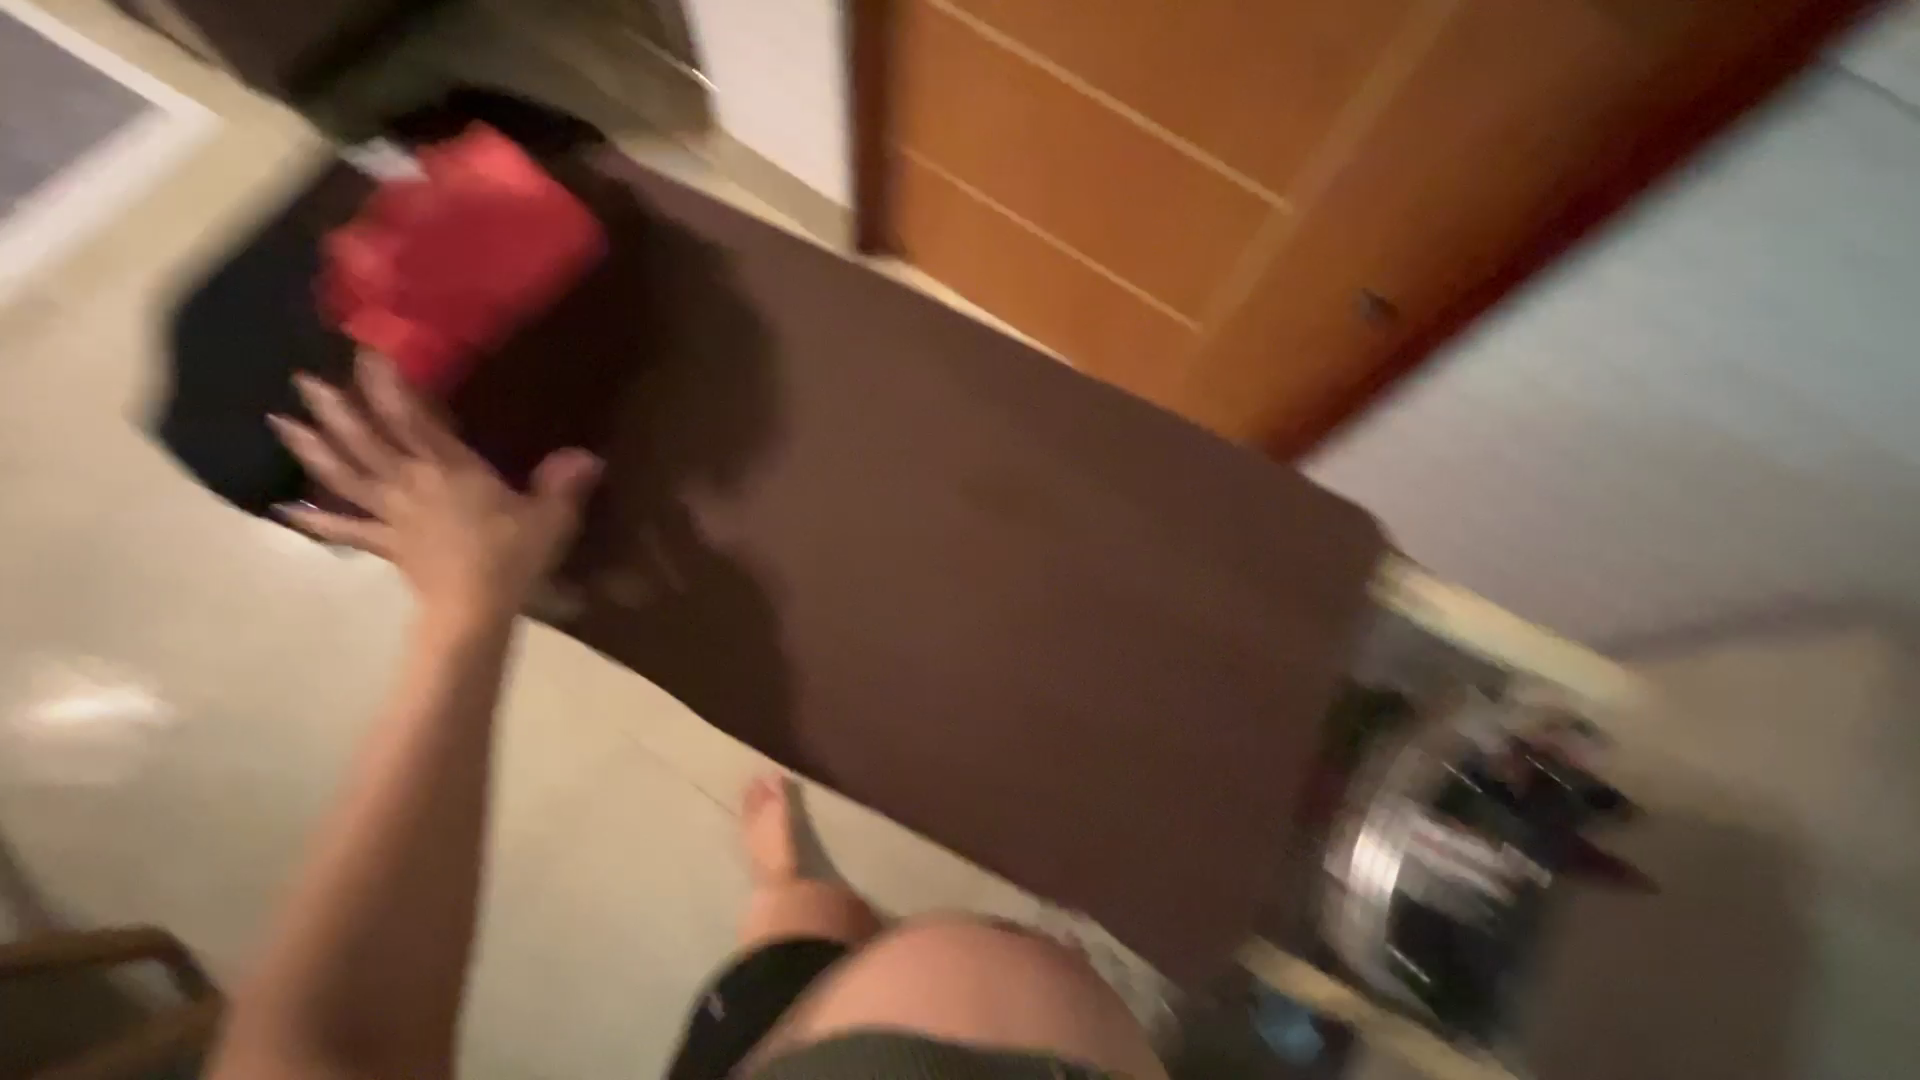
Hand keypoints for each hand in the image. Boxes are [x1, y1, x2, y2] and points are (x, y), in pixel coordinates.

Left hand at [268, 353, 601, 625]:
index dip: (389, 385)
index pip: (413, 418)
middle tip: (304, 380)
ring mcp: (391, 514)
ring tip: (282, 421)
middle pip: (366, 441)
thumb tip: (587, 455)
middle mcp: (411, 483)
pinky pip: (345, 528)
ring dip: (313, 449)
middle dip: (337, 408)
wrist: (473, 609)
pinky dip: (314, 520)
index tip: (367, 351)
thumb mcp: (550, 517)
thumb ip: (562, 483)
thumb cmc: (512, 556)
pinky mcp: (386, 544)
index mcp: (450, 469)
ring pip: (346, 475)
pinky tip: (285, 510)